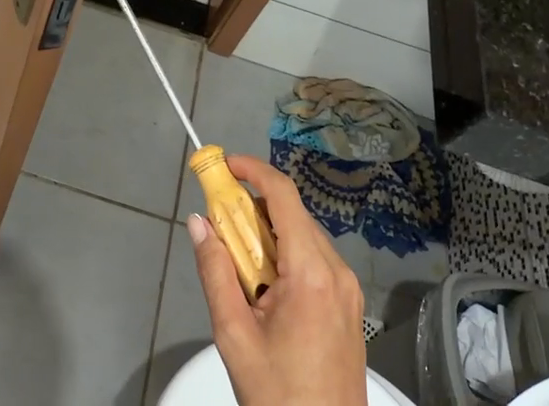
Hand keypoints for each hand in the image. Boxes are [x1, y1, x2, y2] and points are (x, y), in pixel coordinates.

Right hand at [189, 155, 365, 405]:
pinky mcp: (350, 306)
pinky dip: (286, 257)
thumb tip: (198, 223)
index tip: (224, 166)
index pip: (284, 197)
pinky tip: (264, 286)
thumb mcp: (234, 334)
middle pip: (293, 216)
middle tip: (218, 221)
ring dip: (269, 235)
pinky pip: (315, 261)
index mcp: (312, 273)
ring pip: (304, 237)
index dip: (253, 171)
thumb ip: (215, 272)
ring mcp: (349, 290)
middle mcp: (338, 271)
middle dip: (253, 209)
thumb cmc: (277, 393)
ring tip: (237, 262)